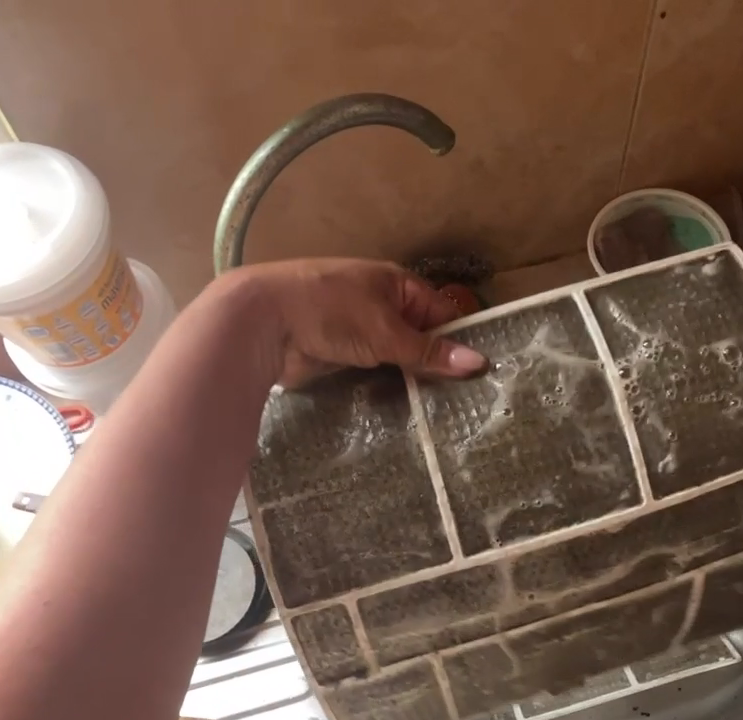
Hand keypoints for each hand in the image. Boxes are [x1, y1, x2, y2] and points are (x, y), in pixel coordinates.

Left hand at [214, 259, 486, 388]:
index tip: (479, 375)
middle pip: (420, 338)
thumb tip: (479, 362)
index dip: (459, 341)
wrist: (263, 322)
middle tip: (465, 400)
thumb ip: (429, 351)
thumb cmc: (329, 311)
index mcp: (396, 284)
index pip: (441, 313)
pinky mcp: (340, 356)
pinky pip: (374, 373)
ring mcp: (359, 331)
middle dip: (436, 365)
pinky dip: (386, 388)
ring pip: (397, 359)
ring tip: (441, 411)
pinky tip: (404, 409)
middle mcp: (380, 305)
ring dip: (411, 380)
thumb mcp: (385, 331)